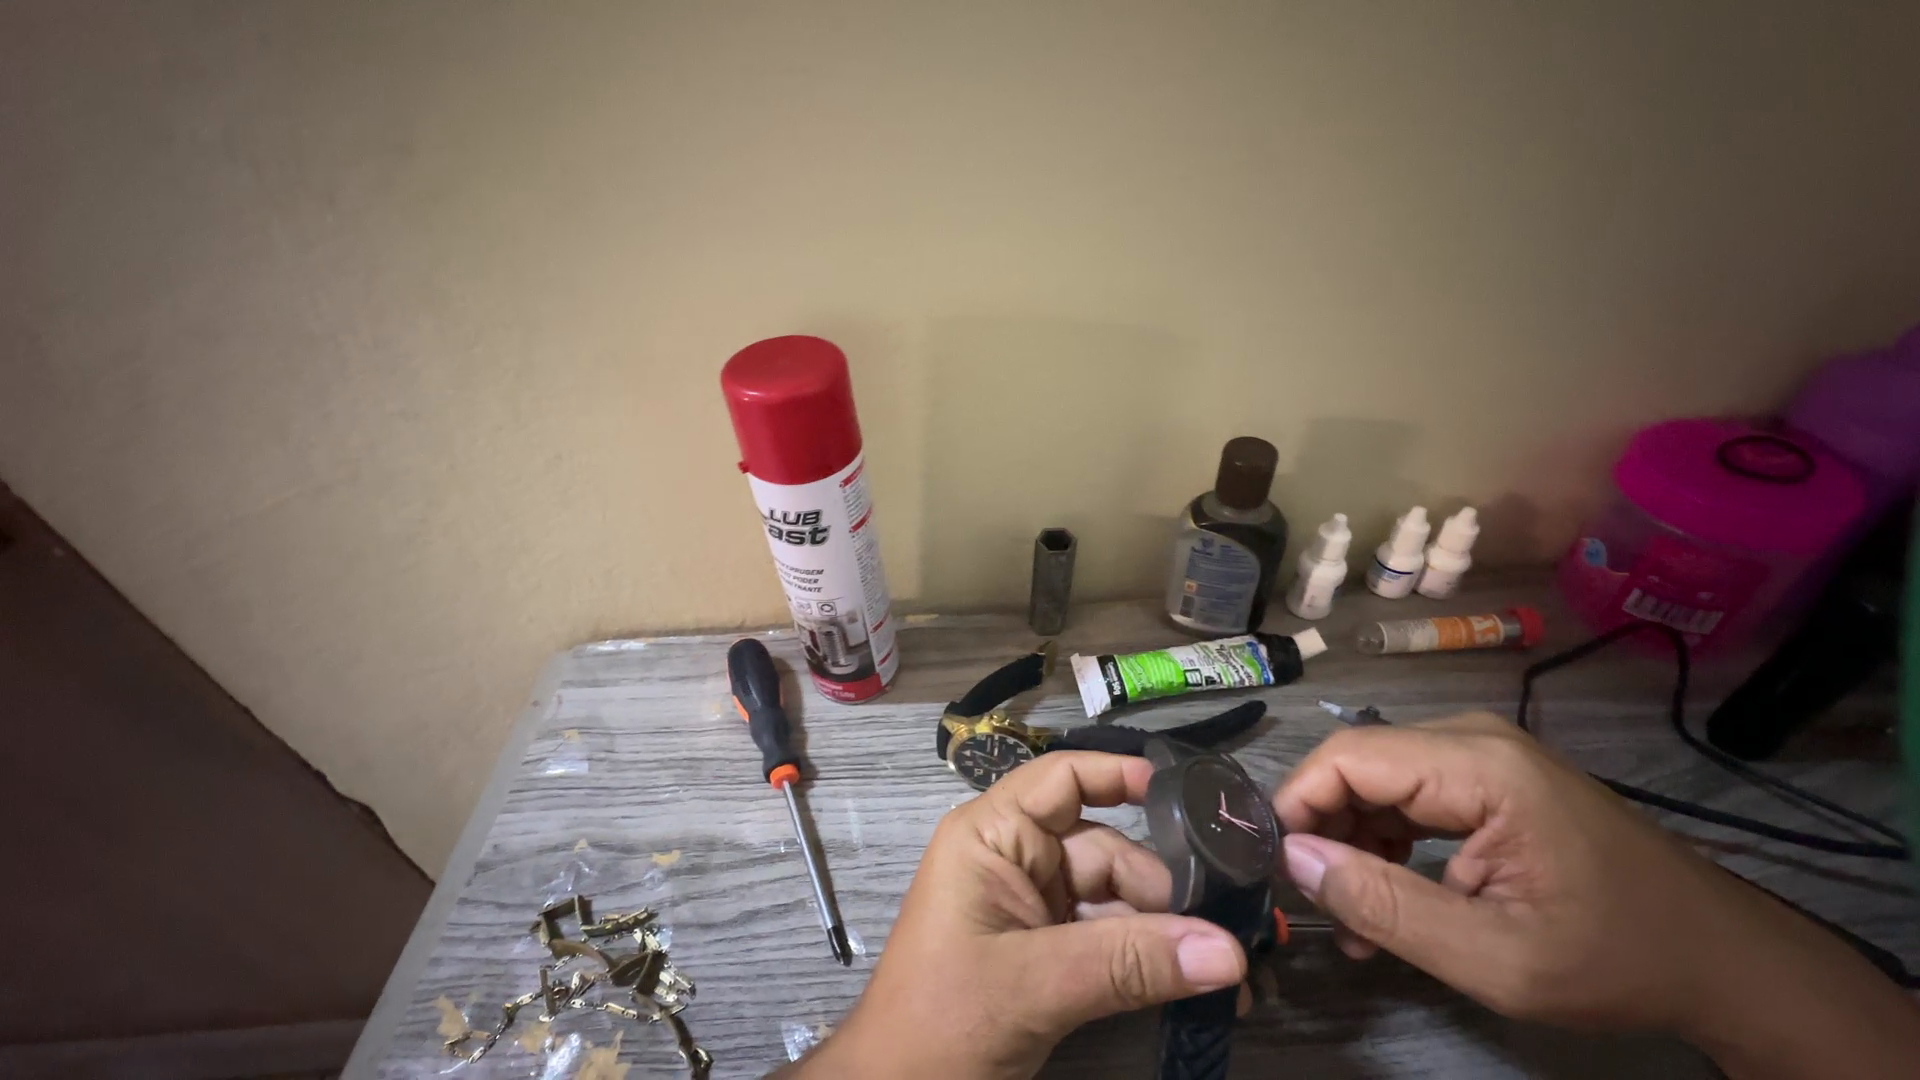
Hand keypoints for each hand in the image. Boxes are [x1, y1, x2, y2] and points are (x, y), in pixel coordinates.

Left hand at [781, 752, 1246, 1079]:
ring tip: (1238, 966)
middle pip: (1107, 848)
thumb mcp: (1033, 983)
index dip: (1121, 775)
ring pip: (1118, 898)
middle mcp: (1017, 859)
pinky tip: (1204, 984)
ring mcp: (1035, 908)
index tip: (1191, 796)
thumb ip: (1128, 962)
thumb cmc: (942, 1019)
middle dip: (1167, 886)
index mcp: (993, 835)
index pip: (1062, 778)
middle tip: (1239, 923)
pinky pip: (1113, 941)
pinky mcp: (1050, 954)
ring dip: (1171, 931)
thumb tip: (1228, 951)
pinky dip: (1154, 961)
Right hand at [1272, 713, 1919, 1076]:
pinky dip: (1383, 842)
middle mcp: (1471, 740)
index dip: (1297, 802)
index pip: (1348, 756)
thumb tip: (1290, 859)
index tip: (1275, 866)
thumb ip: (1385, 906)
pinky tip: (1386, 897)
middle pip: (1357, 764)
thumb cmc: (1616, 959)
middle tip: (1312, 902)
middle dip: (1322, 829)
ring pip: (1375, 780)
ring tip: (1351, 918)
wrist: (1723, 961)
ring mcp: (1480, 755)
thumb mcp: (1494, 957)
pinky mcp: (1485, 778)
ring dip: (1350, 842)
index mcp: (1480, 767)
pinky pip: (1406, 795)